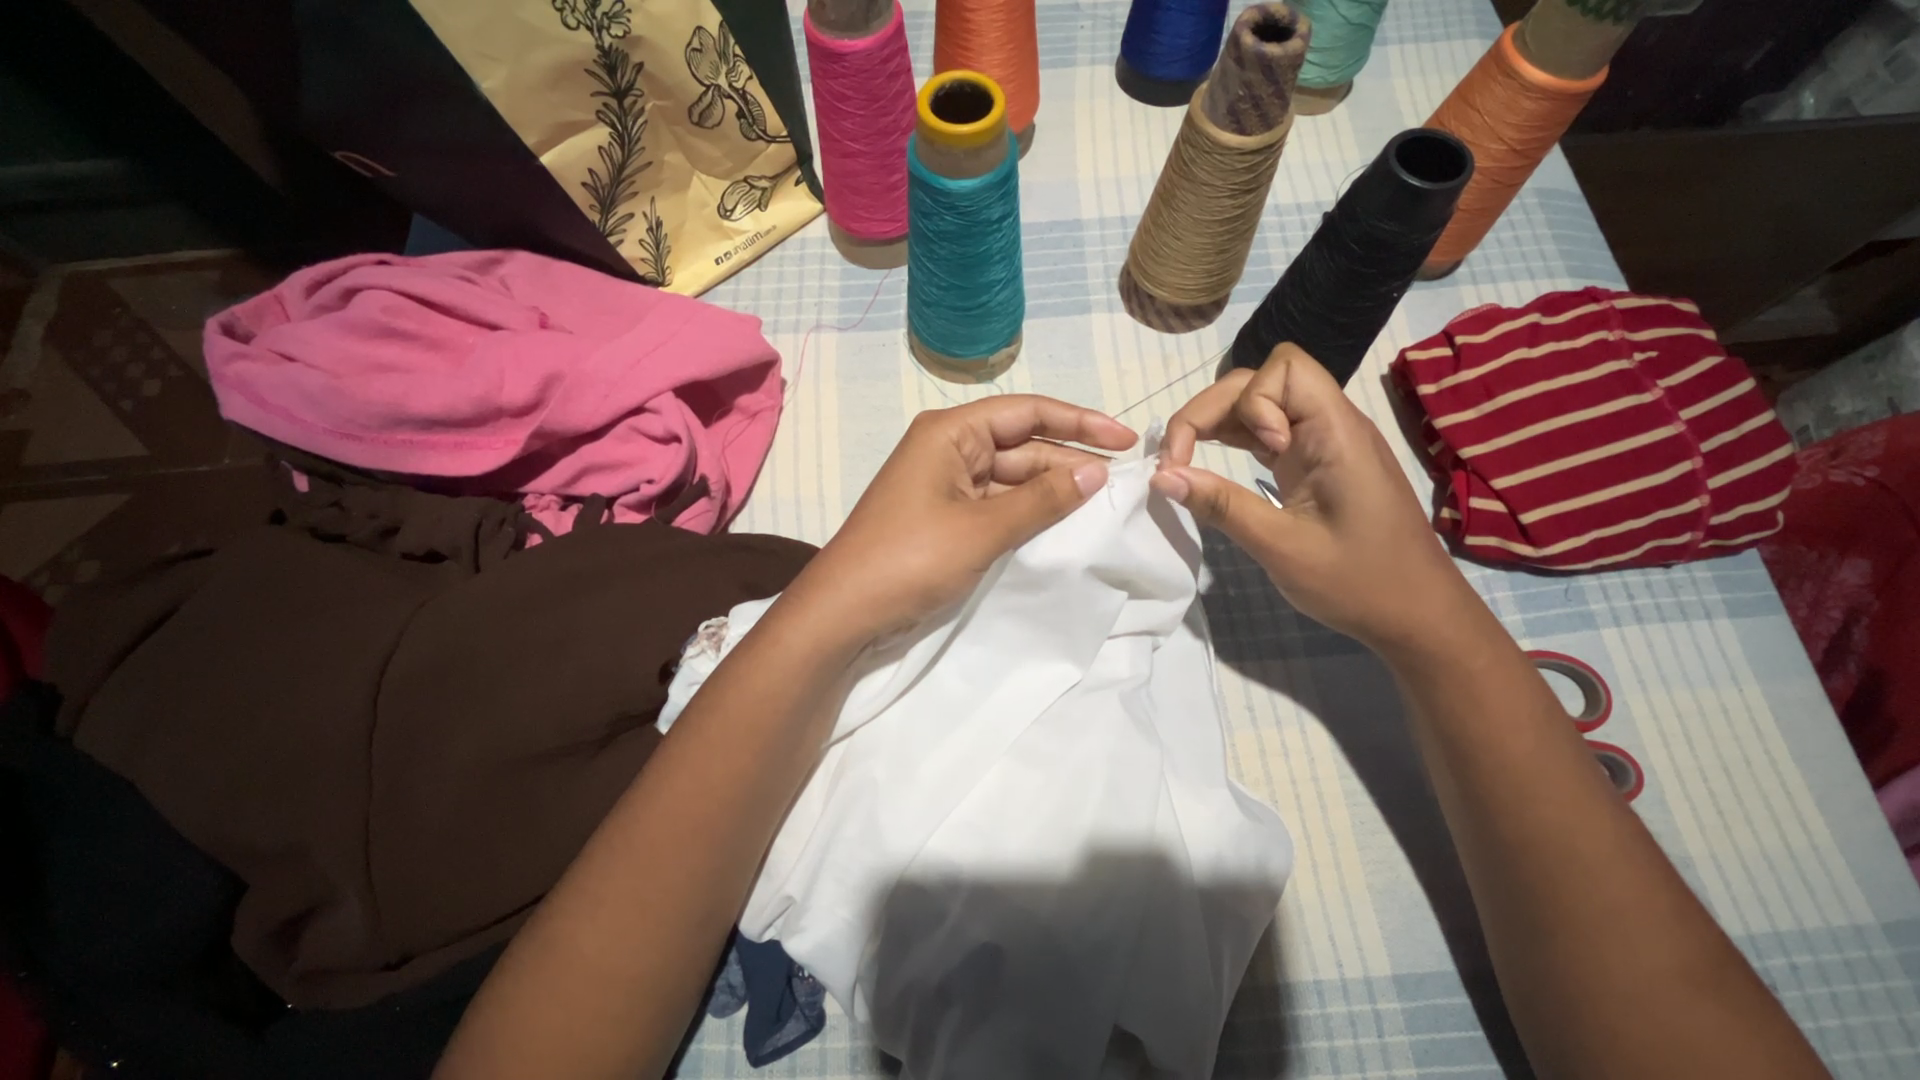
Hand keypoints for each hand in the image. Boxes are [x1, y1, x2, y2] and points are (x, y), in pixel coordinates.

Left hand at [789, 395, 1136, 644]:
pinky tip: (1061, 526)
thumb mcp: (983, 528)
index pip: (1027, 411)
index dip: (1080, 421)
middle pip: (1022, 444)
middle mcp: (949, 449)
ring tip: (1101, 506)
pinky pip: (997, 504)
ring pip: (1012, 478)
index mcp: (951, 433)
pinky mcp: (945, 518)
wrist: (845, 612)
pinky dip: (1027, 513)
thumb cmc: (910, 559)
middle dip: (1069, 461)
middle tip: (1121, 485)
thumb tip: (1096, 471)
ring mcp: (945, 485)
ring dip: (1051, 491)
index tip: (1126, 441)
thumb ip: (1043, 499)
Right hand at [1151, 344, 1474, 653]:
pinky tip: (1210, 468)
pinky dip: (1234, 442)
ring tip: (1185, 465)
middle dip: (1212, 410)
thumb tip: (1161, 476)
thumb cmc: (1358, 582)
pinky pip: (1267, 432)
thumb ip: (1222, 506)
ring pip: (1258, 404)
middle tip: (1179, 462)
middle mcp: (1329, 425)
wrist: (1415, 614)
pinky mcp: (1314, 463)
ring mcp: (1321, 443)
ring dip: (1218, 425)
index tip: (1249, 454)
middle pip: (1260, 381)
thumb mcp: (1282, 548)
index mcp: (1335, 433)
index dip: (1251, 400)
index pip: (1284, 368)